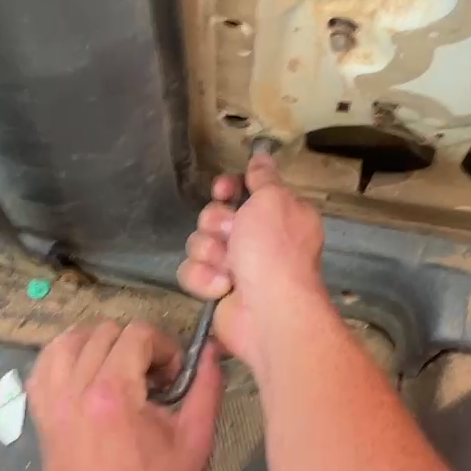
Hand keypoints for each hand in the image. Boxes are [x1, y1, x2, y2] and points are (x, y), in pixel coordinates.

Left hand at [29, 321, 222, 470]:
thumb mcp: (196, 443)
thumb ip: (206, 389)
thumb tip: (213, 350)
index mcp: (113, 394)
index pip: (136, 334)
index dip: (164, 346)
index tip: (176, 377)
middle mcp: (75, 392)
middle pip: (103, 332)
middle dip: (135, 344)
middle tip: (154, 379)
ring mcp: (52, 408)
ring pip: (67, 342)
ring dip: (97, 344)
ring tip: (120, 370)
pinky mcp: (42, 424)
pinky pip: (42, 370)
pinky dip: (64, 360)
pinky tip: (87, 375)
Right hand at [176, 154, 328, 374]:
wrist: (268, 312)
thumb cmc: (274, 251)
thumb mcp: (273, 200)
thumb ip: (264, 177)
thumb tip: (262, 157)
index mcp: (277, 214)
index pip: (242, 189)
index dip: (228, 188)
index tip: (223, 190)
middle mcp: (257, 238)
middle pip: (214, 215)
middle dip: (217, 224)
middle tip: (231, 235)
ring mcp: (236, 265)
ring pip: (199, 243)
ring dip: (210, 253)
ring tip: (229, 268)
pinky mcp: (216, 289)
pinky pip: (193, 271)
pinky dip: (205, 279)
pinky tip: (223, 287)